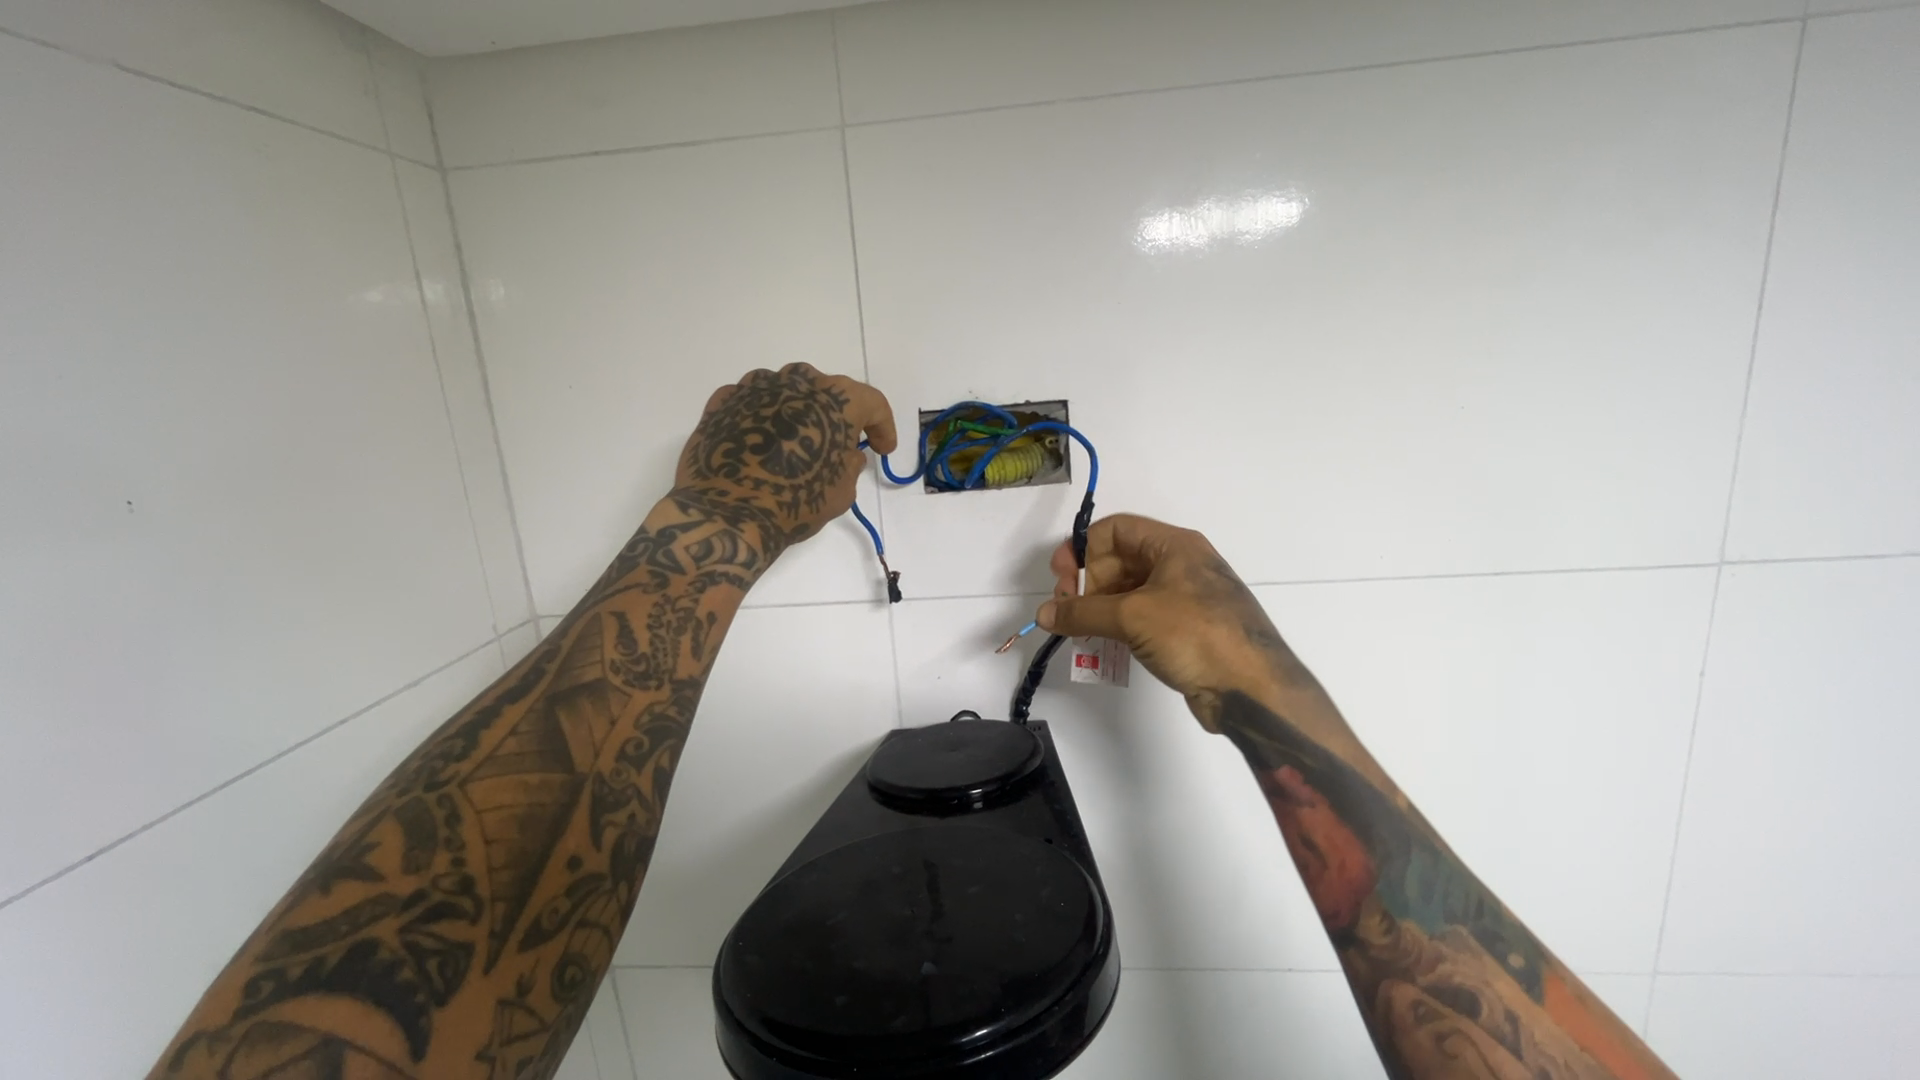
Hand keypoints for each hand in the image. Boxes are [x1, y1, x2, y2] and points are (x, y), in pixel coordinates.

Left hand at [673, 364, 895, 557]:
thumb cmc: (797, 499)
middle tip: (838, 444)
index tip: (882, 449)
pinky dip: (763, 417)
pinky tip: (761, 441)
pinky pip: (753, 402)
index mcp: (837, 398)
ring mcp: (756, 386)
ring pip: (787, 391)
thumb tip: (847, 454)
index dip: (882, 427)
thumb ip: (851, 465)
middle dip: (836, 416)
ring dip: (796, 412)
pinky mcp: (724, 401)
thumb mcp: (842, 491)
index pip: (872, 404)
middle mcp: (798, 381)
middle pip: (827, 391)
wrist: (728, 511)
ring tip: (794, 442)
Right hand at [1036, 514, 1314, 719]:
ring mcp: (1186, 597)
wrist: (1252, 687)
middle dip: (1088, 581)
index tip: (1060, 577)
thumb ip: (1082, 612)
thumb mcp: (1133, 617)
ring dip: (1100, 606)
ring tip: (1080, 630)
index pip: (1116, 530)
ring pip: (1130, 590)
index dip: (1082, 548)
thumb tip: (1044, 613)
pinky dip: (1119, 625)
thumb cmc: (1195, 635)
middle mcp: (1181, 564)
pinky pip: (1143, 616)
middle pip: (1120, 559)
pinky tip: (1104, 644)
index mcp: (1174, 545)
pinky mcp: (1187, 628)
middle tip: (1068, 609)